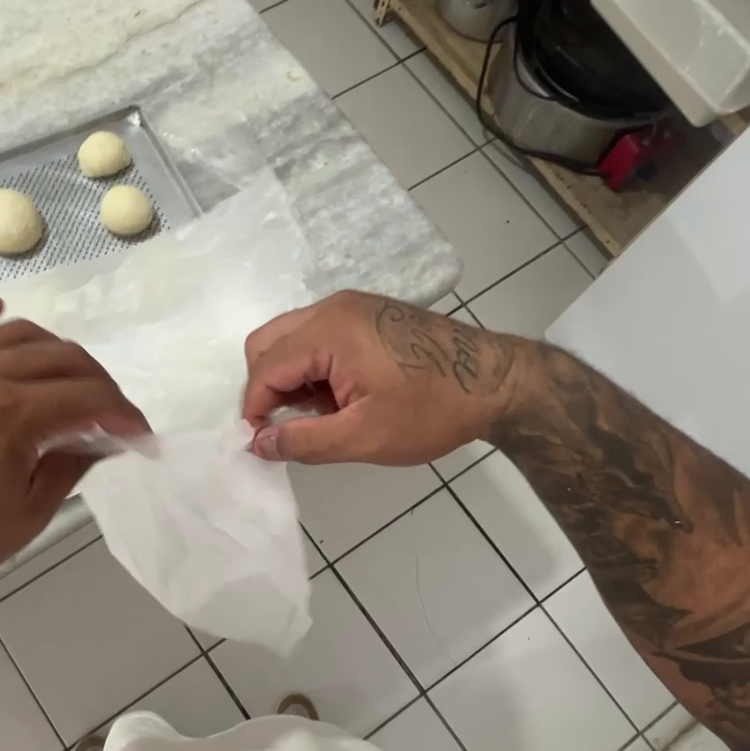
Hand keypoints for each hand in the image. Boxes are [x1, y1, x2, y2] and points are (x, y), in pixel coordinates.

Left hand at [0, 288, 147, 599]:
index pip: (90, 397)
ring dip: (55, 353)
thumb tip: (106, 438)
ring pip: (16, 335)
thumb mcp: (30, 513)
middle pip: (63, 358)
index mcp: (14, 414)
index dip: (124, 414)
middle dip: (100, 385)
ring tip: (69, 380)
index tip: (140, 434)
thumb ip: (73, 465)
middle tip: (110, 414)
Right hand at [241, 291, 527, 464]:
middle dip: (267, 388)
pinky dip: (312, 367)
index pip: (265, 367)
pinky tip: (340, 397)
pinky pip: (316, 336)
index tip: (262, 443)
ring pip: (291, 338)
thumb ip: (303, 441)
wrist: (496, 382)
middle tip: (290, 426)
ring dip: (290, 378)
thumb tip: (257, 444)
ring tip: (321, 415)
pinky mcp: (367, 314)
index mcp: (329, 330)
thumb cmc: (431, 411)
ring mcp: (352, 306)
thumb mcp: (363, 437)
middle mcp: (333, 307)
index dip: (254, 409)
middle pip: (268, 343)